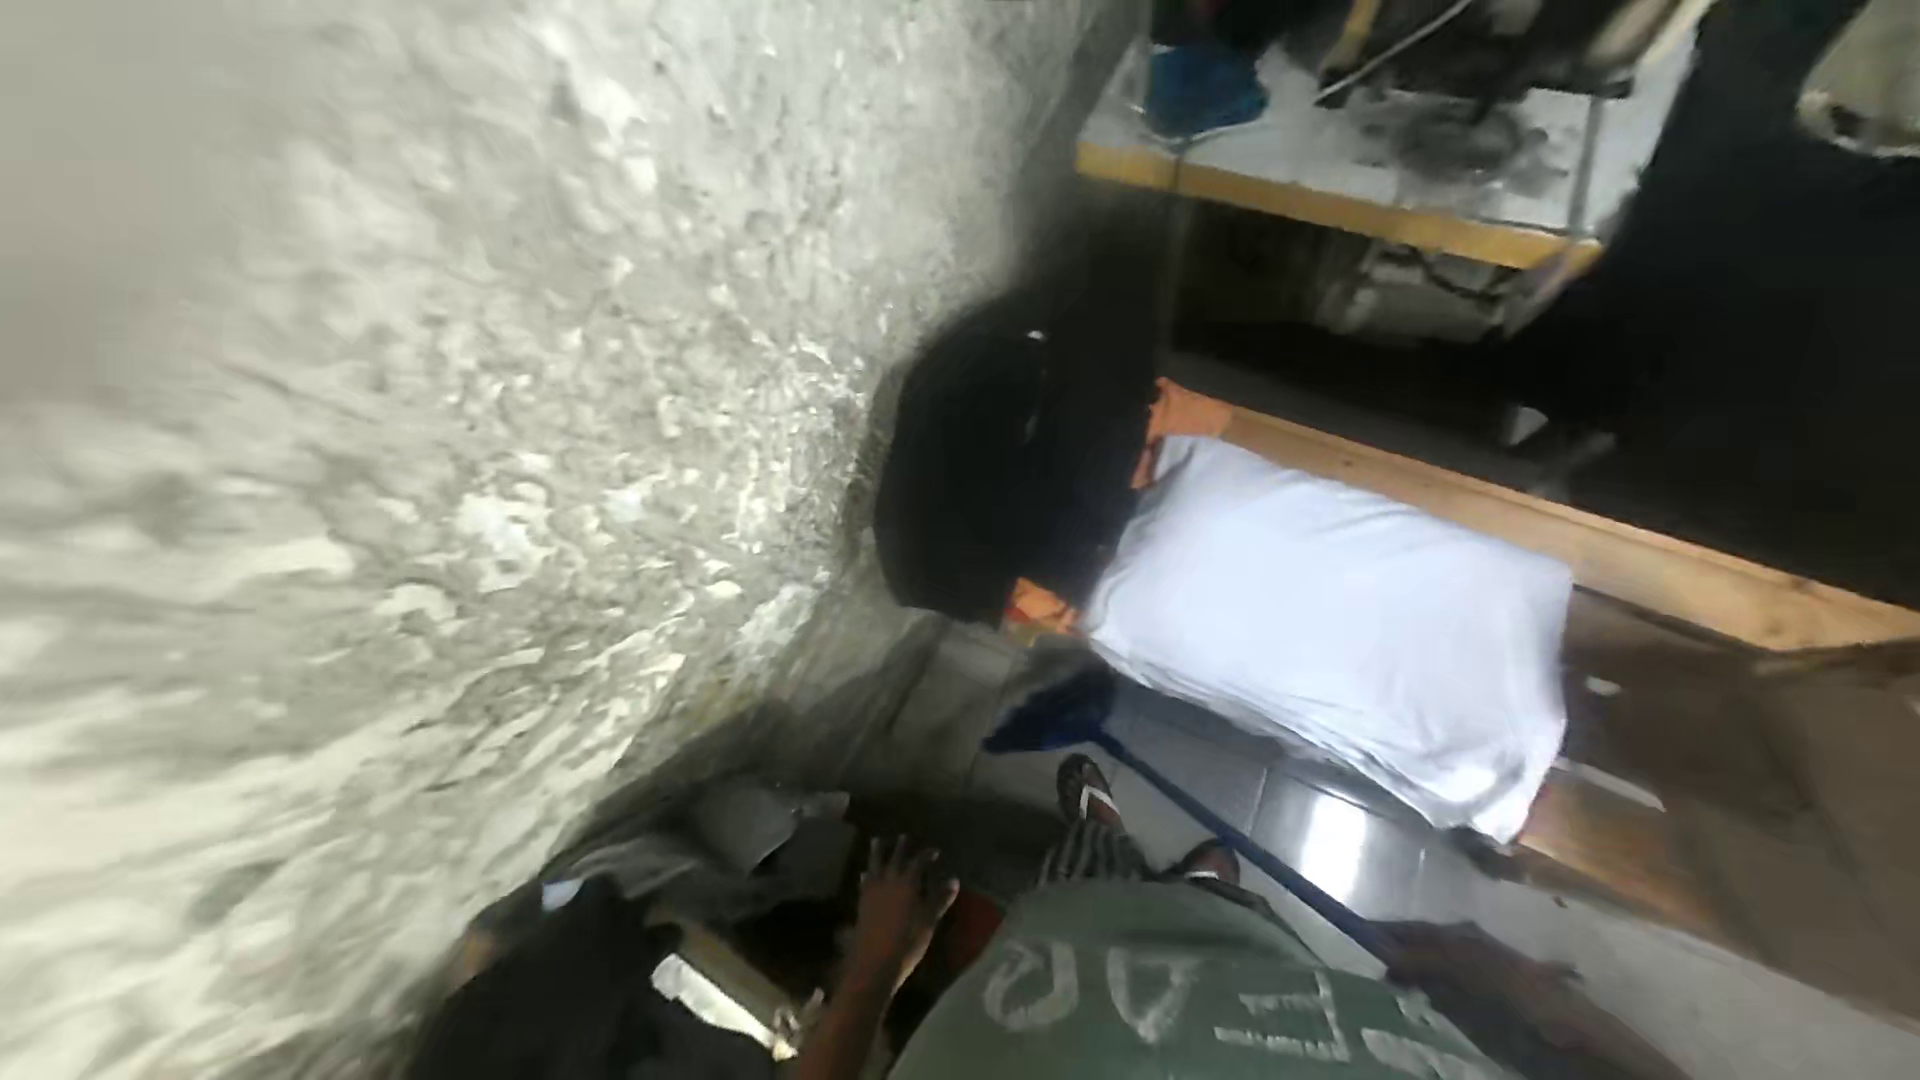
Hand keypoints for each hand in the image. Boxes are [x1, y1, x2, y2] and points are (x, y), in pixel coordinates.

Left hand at [847, 836, 958, 990]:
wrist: (874, 963)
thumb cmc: (907, 942)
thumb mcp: (929, 921)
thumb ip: (940, 899)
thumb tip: (954, 880)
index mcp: (908, 881)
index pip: (919, 861)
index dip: (927, 854)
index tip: (934, 851)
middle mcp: (890, 879)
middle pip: (896, 856)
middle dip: (901, 845)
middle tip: (905, 836)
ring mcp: (873, 889)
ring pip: (875, 862)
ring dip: (878, 850)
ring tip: (878, 840)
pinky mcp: (862, 901)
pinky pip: (865, 880)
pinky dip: (868, 873)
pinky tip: (865, 873)